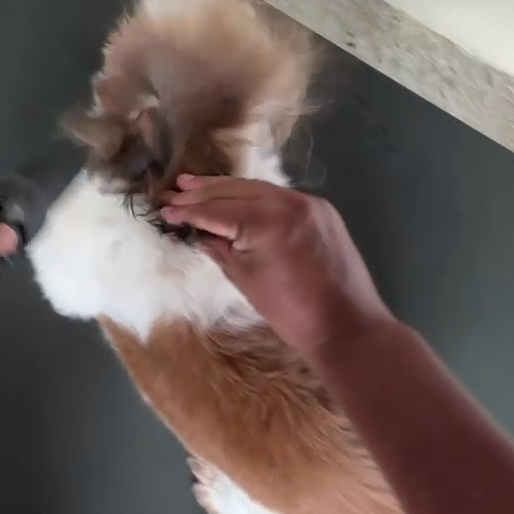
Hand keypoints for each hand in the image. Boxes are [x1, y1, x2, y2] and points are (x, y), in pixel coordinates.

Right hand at [162, 175, 394, 359]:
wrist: (348, 329)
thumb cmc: (290, 310)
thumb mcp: (242, 276)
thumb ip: (218, 246)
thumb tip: (199, 231)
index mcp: (266, 220)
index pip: (216, 210)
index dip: (188, 211)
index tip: (164, 210)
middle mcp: (288, 202)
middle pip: (234, 190)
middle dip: (202, 193)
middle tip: (174, 191)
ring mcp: (307, 203)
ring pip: (255, 188)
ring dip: (224, 189)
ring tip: (193, 184)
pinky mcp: (320, 210)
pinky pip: (275, 196)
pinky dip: (251, 195)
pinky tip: (233, 196)